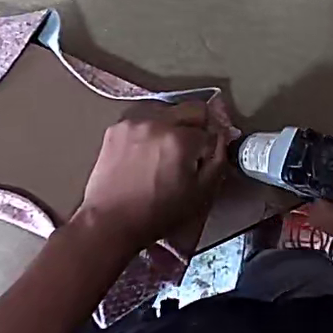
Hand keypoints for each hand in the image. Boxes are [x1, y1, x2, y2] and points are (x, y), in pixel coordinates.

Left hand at [72, 101, 227, 251]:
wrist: (109, 223)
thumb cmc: (156, 213)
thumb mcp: (201, 193)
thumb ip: (219, 160)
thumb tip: (222, 139)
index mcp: (180, 139)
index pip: (211, 129)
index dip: (214, 143)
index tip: (210, 153)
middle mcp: (156, 124)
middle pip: (192, 109)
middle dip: (199, 127)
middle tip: (195, 149)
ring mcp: (133, 124)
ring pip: (168, 113)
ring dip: (175, 127)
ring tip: (169, 152)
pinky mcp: (116, 130)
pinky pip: (145, 121)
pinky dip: (152, 132)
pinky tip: (149, 153)